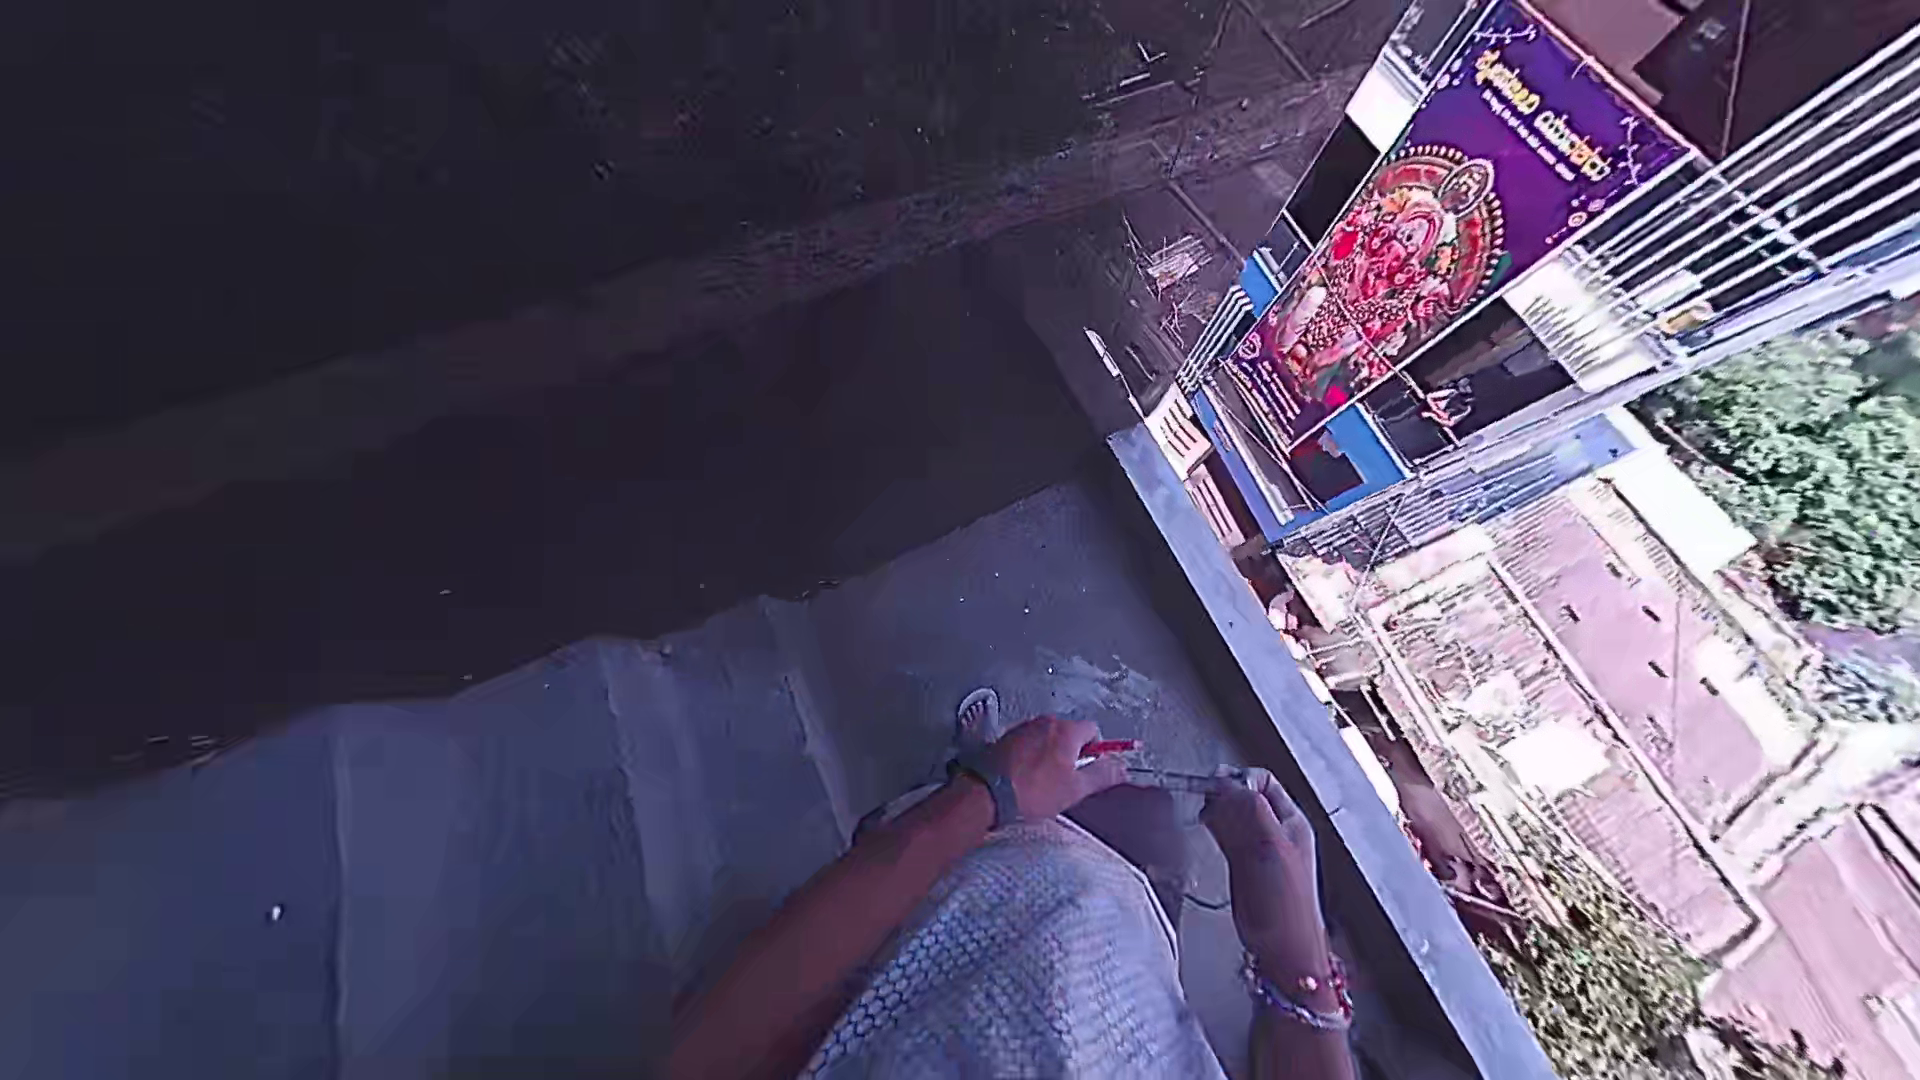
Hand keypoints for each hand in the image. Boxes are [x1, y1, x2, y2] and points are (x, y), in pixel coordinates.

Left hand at [982, 715, 1125, 820]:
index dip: (1096, 749)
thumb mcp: (1075, 789)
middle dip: (1073, 751)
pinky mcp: (1009, 736)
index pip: (1093, 729)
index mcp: (1065, 730)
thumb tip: (1121, 768)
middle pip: (1070, 731)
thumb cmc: (1034, 790)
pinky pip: (1031, 740)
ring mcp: (1025, 727)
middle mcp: (1045, 721)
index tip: (1089, 768)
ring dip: (1052, 752)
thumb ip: (1102, 775)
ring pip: (1049, 736)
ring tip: (1045, 779)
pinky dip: (1034, 753)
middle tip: (1068, 777)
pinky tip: (1027, 774)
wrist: (989, 791)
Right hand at [1201, 771, 1329, 974]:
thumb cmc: (1286, 899)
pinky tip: (1204, 821)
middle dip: (1225, 790)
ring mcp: (1255, 843)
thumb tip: (1227, 782)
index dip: (1242, 778)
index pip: (1264, 781)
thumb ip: (1251, 809)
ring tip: (1204, 809)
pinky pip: (1224, 828)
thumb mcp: (1271, 846)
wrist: (1282, 947)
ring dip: (1216, 805)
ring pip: (1231, 810)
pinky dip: (1212, 821)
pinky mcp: (1240, 858)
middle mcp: (1273, 827)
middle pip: (1245, 793)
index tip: (1221, 786)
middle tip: (1207, 795)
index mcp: (1290, 820)